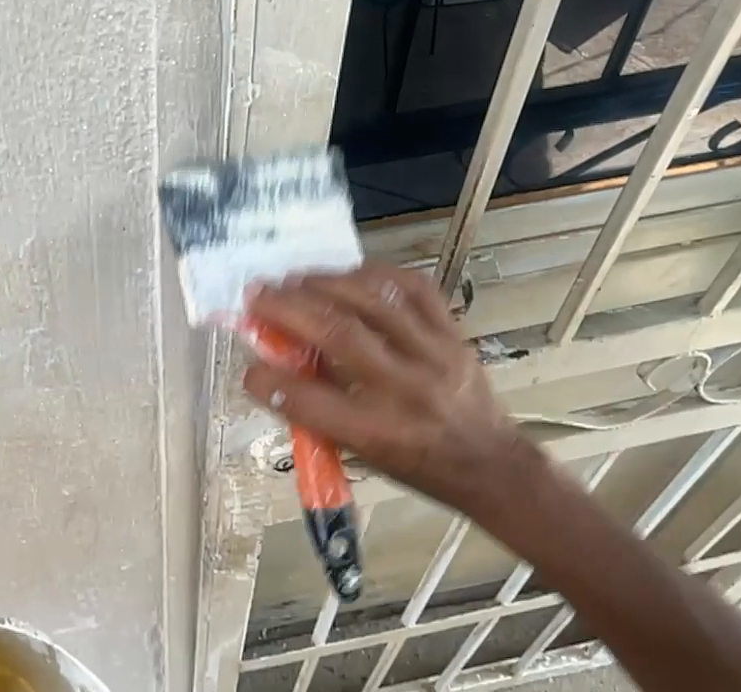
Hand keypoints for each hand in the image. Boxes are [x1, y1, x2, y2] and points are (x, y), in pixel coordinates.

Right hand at [241, 264, 540, 517]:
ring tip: (294, 279)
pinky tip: (347, 274)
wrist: (493, 466)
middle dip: (288, 307)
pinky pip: (413, 287)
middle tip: (256, 293)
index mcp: (380, 433)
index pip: (311, 401)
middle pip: (339, 335)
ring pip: (373, 301)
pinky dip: (374, 273)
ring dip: (324, 283)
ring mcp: (435, 356)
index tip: (247, 369)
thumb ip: (319, 406)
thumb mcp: (363, 452)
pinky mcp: (454, 334)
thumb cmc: (417, 465)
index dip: (268, 381)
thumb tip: (274, 358)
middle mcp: (407, 391)